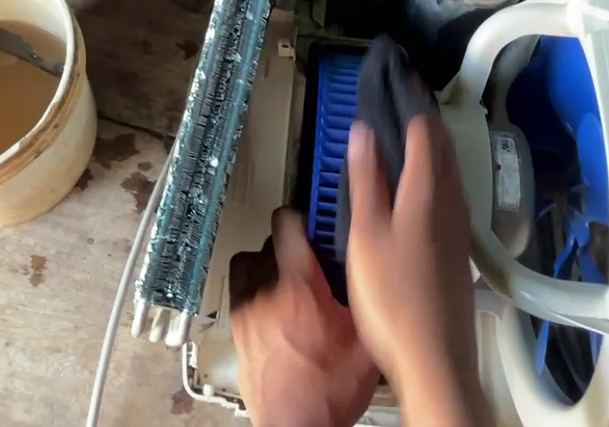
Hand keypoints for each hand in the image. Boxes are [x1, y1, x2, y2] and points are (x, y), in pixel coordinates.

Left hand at [229, 207, 377, 426]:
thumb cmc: (328, 392)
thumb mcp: (363, 339)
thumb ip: (362, 296)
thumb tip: (372, 269)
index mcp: (299, 286)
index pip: (287, 223)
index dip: (300, 215)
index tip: (311, 220)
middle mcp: (266, 291)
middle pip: (270, 241)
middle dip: (291, 246)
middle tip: (310, 260)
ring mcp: (247, 309)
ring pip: (249, 260)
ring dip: (266, 262)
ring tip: (286, 277)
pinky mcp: (237, 327)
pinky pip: (239, 288)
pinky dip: (254, 286)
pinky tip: (272, 302)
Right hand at [346, 116, 489, 426]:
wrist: (434, 359)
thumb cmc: (393, 297)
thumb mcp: (366, 233)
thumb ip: (366, 180)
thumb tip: (363, 131)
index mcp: (426, 191)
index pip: (425, 131)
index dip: (412, 102)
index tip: (399, 79)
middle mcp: (449, 203)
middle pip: (442, 147)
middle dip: (425, 117)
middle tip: (408, 94)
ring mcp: (458, 227)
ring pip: (450, 170)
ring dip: (434, 144)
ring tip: (417, 127)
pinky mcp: (457, 249)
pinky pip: (450, 192)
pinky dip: (438, 171)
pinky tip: (428, 182)